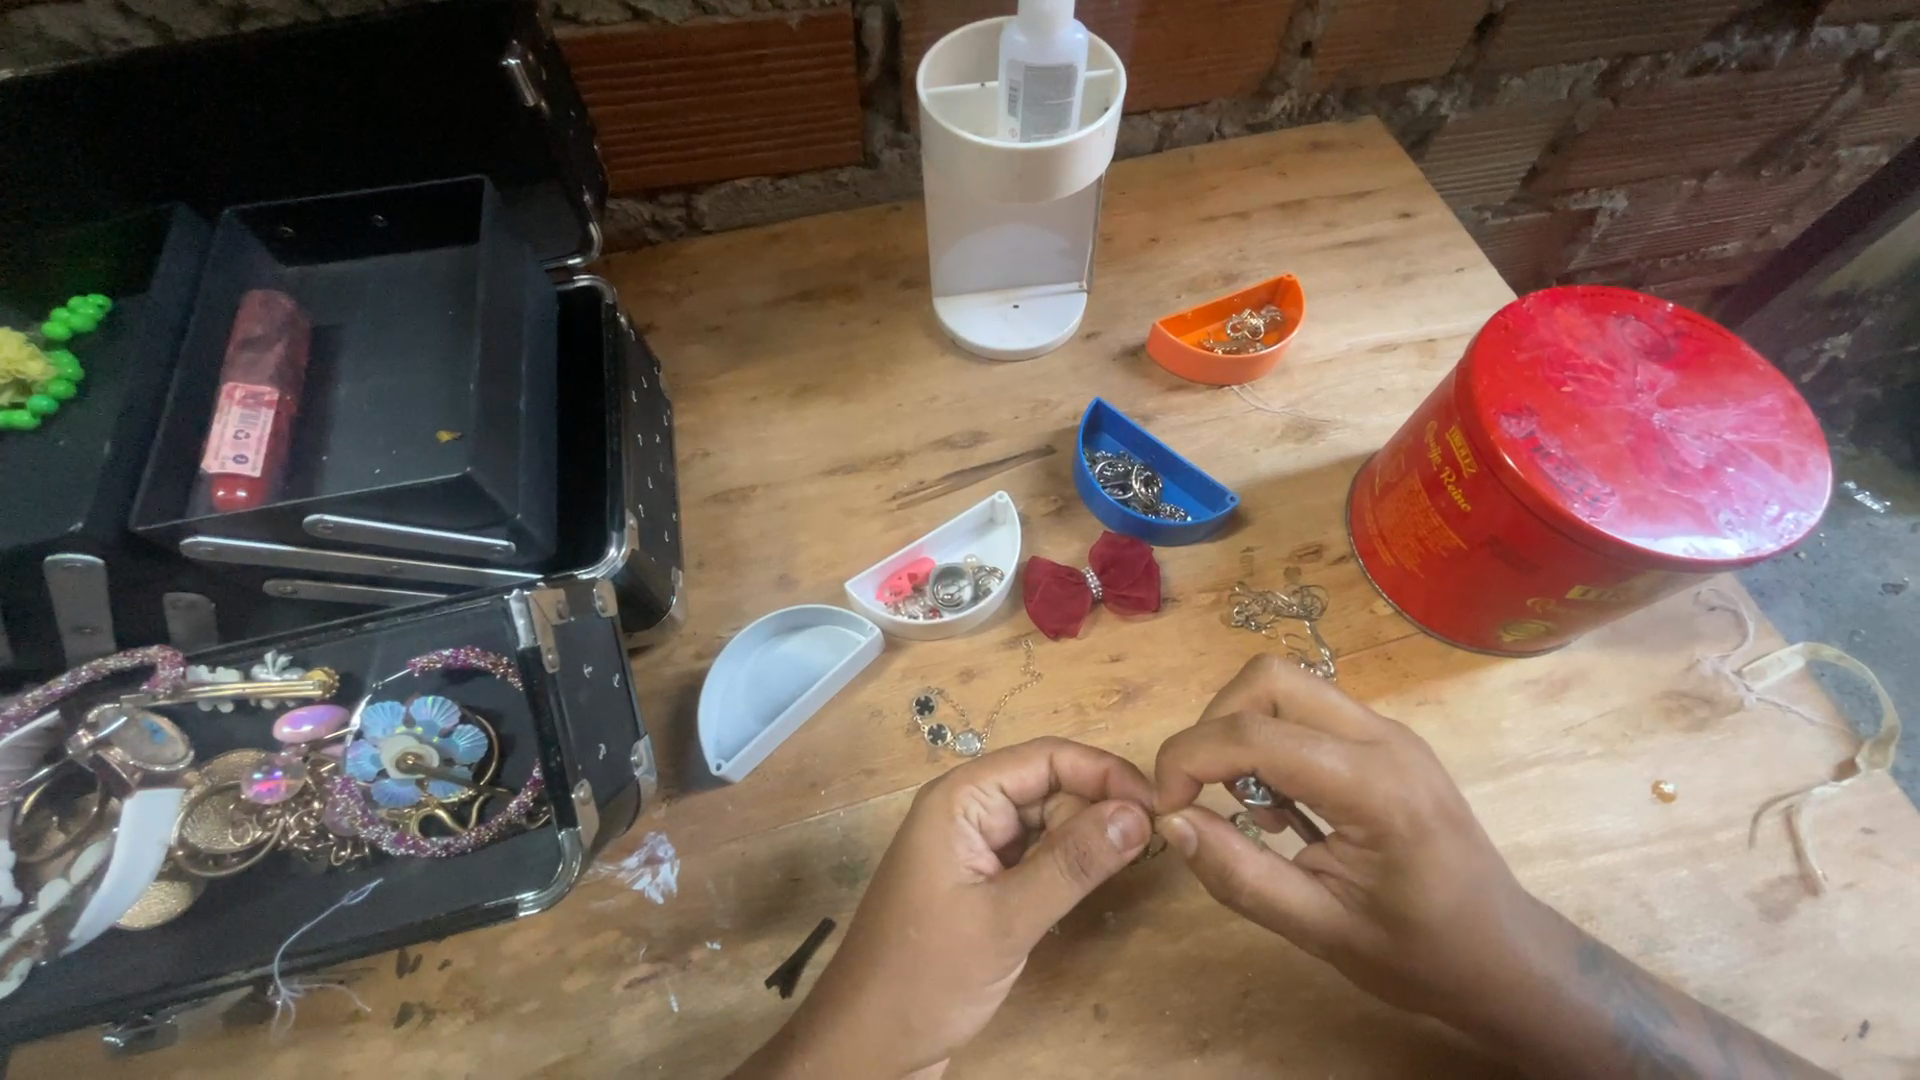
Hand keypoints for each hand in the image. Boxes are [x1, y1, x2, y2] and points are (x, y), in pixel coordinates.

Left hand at [739, 737, 1154, 1079]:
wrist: (866, 1046)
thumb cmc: (925, 976)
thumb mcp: (1006, 920)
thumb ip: (1072, 863)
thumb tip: (1139, 813)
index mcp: (962, 798)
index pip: (1046, 758)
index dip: (1104, 773)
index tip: (1159, 805)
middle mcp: (968, 809)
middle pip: (1049, 785)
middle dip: (1096, 808)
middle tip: (1145, 849)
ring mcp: (973, 845)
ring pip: (1045, 820)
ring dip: (1084, 838)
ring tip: (1121, 867)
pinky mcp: (982, 880)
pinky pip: (1034, 853)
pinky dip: (1065, 863)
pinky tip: (1089, 884)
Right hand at [1152, 655, 1547, 1030]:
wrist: (1510, 959)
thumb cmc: (1421, 956)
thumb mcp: (1320, 931)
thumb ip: (1238, 874)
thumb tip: (1170, 821)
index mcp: (1376, 789)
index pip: (1255, 734)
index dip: (1189, 758)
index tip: (1168, 806)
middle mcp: (1383, 738)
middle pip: (1269, 678)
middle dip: (1214, 725)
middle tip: (1204, 790)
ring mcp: (1387, 730)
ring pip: (1285, 682)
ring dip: (1241, 727)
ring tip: (1251, 803)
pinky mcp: (1382, 736)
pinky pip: (1305, 707)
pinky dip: (1268, 736)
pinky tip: (1282, 800)